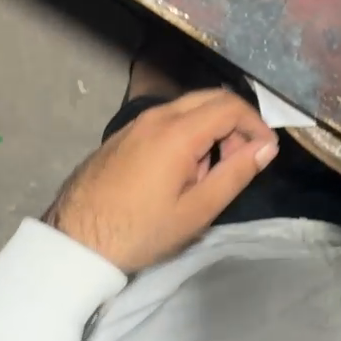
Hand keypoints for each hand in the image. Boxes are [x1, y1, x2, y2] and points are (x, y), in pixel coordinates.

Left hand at [46, 89, 277, 272]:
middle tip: (241, 159)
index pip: (231, 106)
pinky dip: (188, 132)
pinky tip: (181, 171)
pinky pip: (168, 119)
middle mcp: (157, 115)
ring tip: (209, 173)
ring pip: (189, 107)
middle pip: (211, 98)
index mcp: (178, 132)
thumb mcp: (197, 210)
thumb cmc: (140, 231)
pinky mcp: (123, 134)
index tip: (265, 152)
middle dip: (235, 123)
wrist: (74, 242)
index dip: (256, 124)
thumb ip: (236, 173)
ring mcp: (136, 122)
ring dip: (211, 129)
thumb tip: (266, 147)